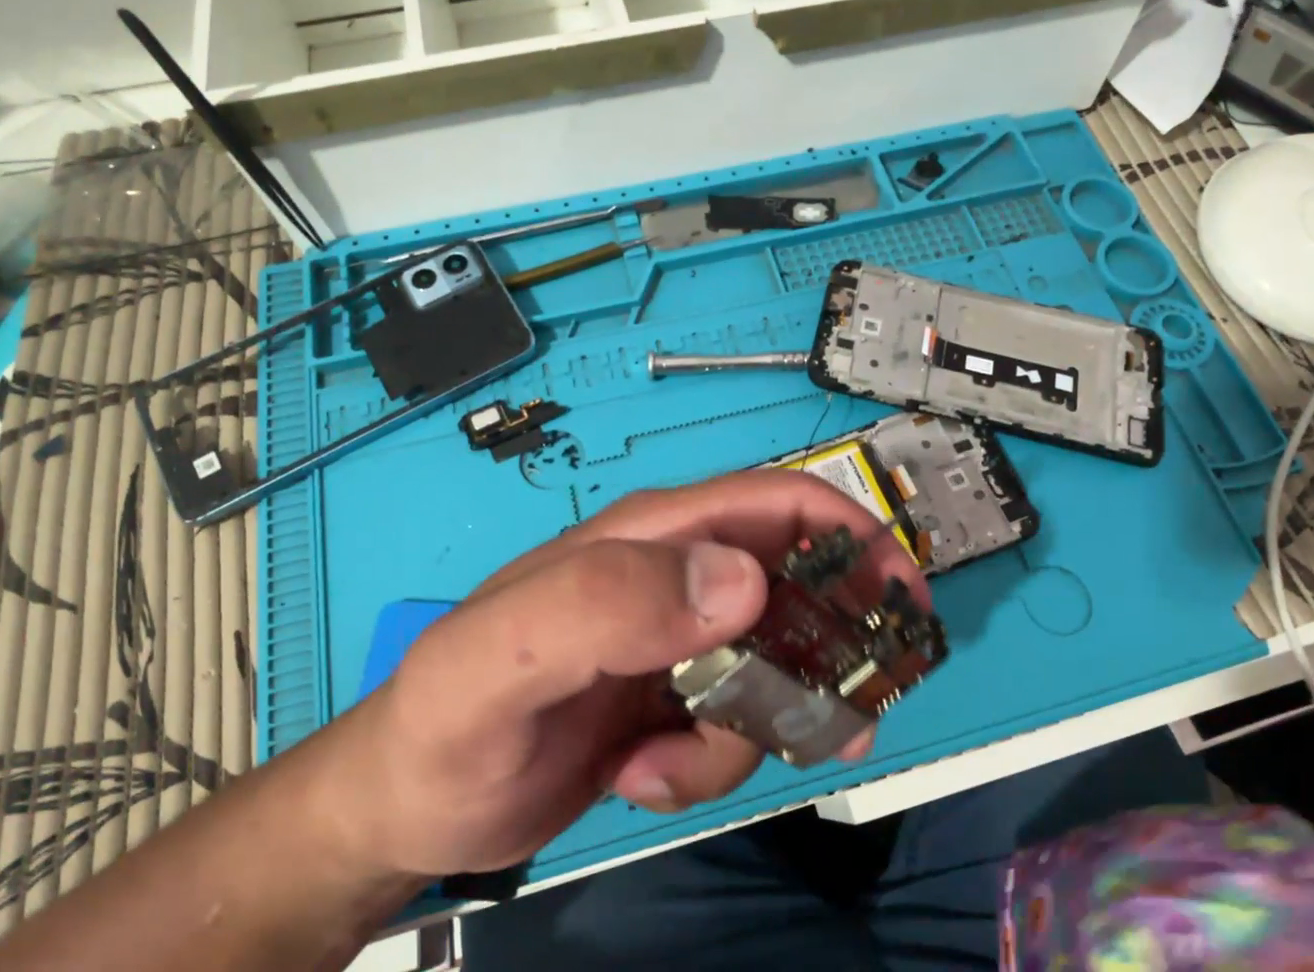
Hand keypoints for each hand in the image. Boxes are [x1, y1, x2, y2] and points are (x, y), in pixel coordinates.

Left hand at [312, 470, 927, 878]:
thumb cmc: (445, 724)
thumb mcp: (501, 658)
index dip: (853, 539)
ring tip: (662, 765)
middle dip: (822, 659)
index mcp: (647, 540)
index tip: (904, 603)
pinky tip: (642, 775)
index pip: (776, 505)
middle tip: (832, 720)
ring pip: (774, 675)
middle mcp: (672, 581)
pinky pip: (738, 728)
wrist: (409, 808)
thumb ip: (604, 604)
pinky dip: (710, 764)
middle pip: (795, 594)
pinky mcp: (673, 703)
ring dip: (748, 732)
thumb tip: (742, 582)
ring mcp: (676, 645)